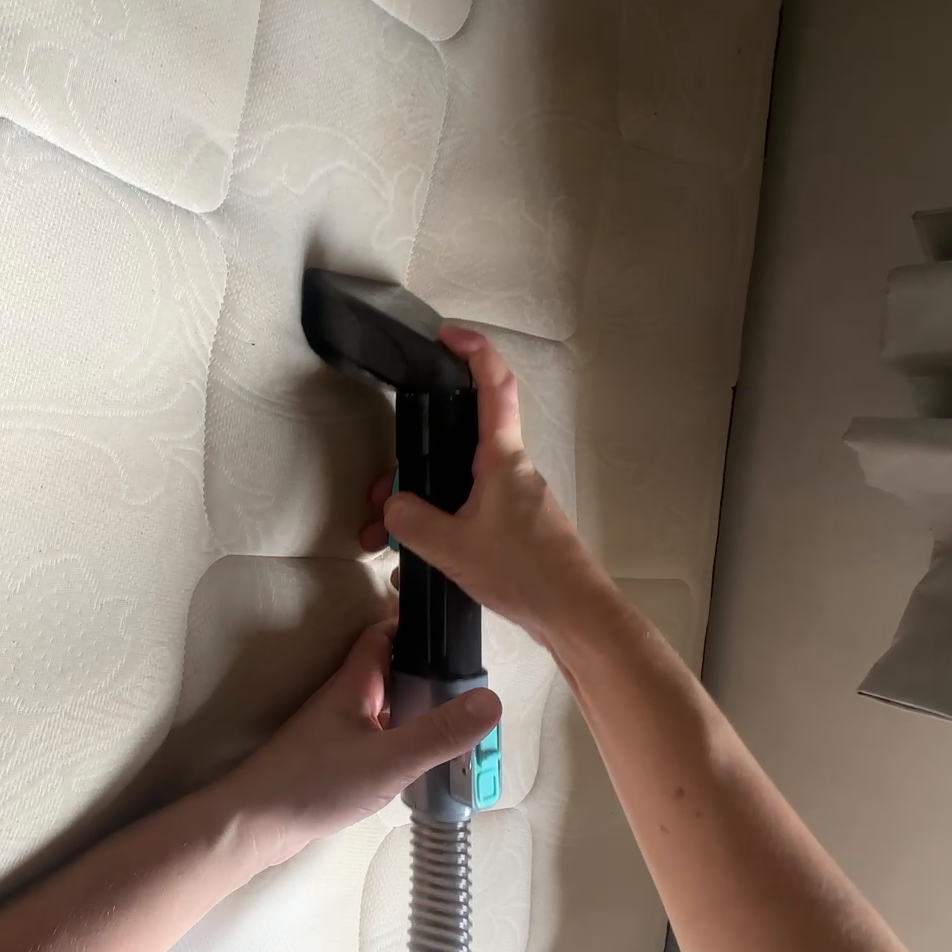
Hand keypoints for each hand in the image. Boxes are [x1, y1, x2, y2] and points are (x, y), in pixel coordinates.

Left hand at [211, 620, 501, 867]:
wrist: (260, 821)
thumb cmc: (317, 780)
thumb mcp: (388, 759)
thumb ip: (438, 732)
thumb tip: (491, 700)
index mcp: (356, 681)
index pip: (386, 633)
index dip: (416, 626)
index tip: (455, 633)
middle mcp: (348, 695)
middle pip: (393, 668)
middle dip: (430, 672)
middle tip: (474, 687)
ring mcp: (341, 724)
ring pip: (389, 702)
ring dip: (420, 706)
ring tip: (462, 724)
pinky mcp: (339, 752)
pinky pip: (382, 731)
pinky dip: (406, 735)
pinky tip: (426, 756)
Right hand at [359, 326, 620, 646]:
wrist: (574, 615)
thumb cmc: (522, 570)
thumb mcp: (451, 545)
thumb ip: (411, 519)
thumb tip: (391, 507)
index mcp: (500, 457)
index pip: (494, 385)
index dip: (472, 350)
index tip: (445, 336)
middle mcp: (507, 468)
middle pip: (453, 442)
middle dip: (407, 461)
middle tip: (377, 494)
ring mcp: (509, 497)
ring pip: (452, 481)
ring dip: (415, 502)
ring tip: (383, 539)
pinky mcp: (509, 524)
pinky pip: (462, 507)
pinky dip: (433, 521)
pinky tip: (413, 552)